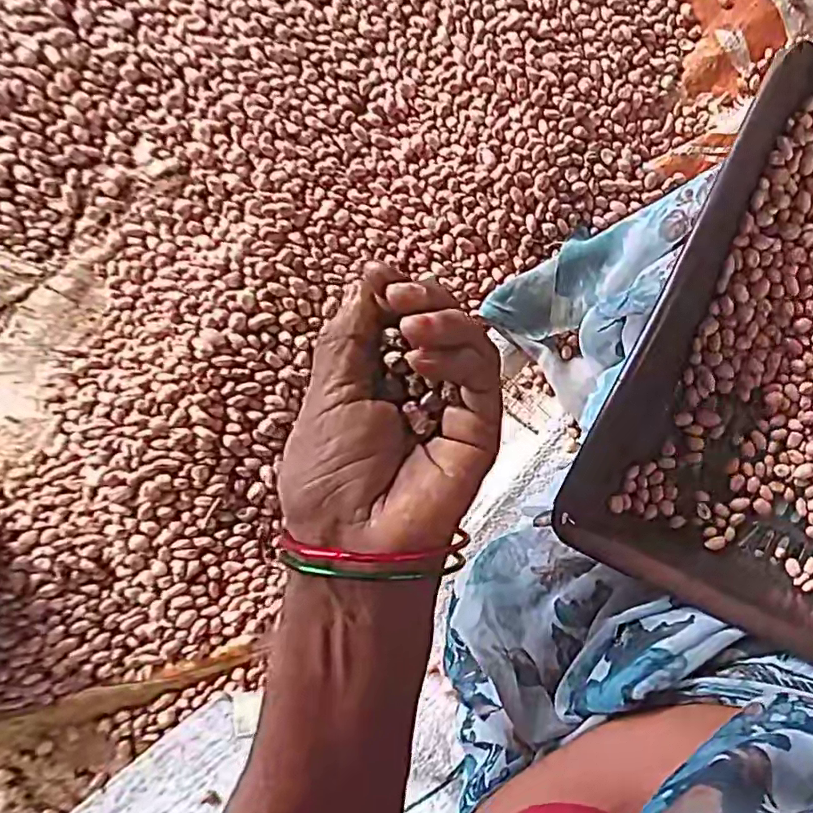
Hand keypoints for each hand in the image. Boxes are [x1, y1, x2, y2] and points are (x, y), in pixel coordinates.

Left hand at [278, 267, 501, 555]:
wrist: (351, 538)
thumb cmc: (330, 474)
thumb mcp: (329, 390)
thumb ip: (354, 333)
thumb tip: (376, 275)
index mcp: (388, 377)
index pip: (409, 320)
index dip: (401, 296)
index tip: (383, 285)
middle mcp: (428, 387)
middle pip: (448, 324)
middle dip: (426, 301)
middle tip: (399, 302)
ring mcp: (457, 407)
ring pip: (474, 342)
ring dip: (444, 322)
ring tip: (410, 329)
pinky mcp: (481, 427)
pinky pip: (483, 376)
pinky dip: (457, 356)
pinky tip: (422, 361)